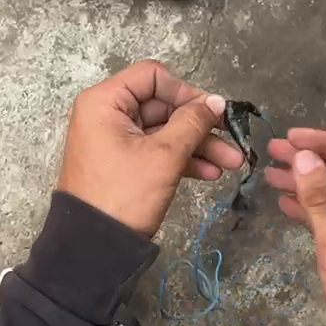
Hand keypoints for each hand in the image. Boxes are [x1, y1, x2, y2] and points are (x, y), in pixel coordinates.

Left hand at [56, 61, 245, 237]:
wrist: (93, 248)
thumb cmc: (124, 195)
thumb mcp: (163, 156)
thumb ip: (192, 123)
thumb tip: (216, 101)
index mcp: (105, 102)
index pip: (153, 77)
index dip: (185, 91)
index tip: (211, 113)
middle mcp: (107, 114)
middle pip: (163, 106)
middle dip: (200, 125)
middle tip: (232, 141)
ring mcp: (115, 140)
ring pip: (164, 131)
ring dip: (198, 145)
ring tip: (231, 164)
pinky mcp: (124, 162)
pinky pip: (157, 150)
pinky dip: (182, 159)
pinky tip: (210, 174)